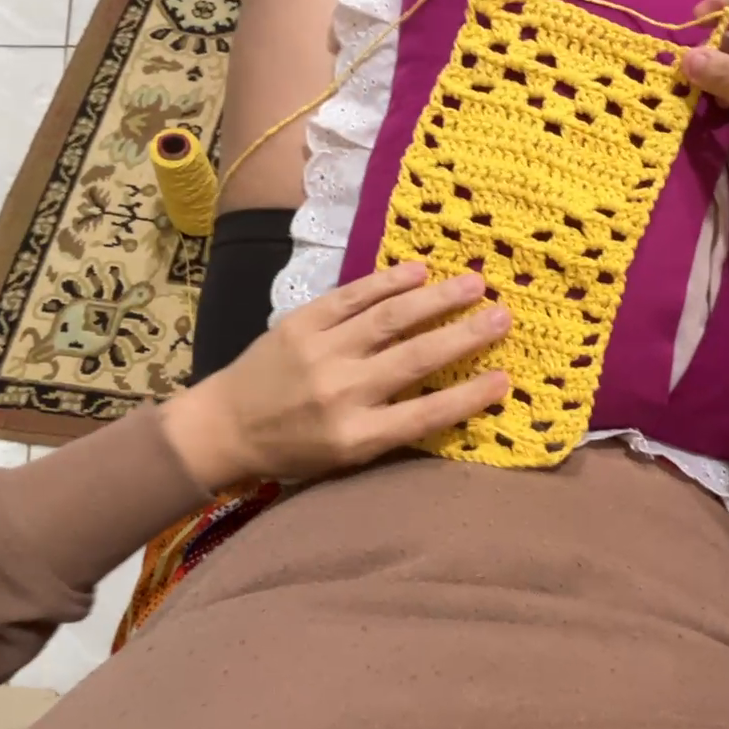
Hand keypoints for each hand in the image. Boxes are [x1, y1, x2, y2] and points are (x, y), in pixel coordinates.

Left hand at [161, 262, 511, 490]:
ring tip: (474, 284)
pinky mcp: (301, 322)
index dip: (469, 397)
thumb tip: (450, 397)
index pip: (425, 416)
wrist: (223, 426)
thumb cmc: (294, 449)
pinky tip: (419, 271)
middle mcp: (341, 393)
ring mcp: (320, 352)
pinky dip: (387, 282)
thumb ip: (393, 428)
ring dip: (436, 299)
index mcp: (355, 436)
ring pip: (388, 319)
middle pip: (415, 359)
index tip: (505, 378)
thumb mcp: (345, 458)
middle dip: (465, 336)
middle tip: (504, 315)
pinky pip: (352, 296)